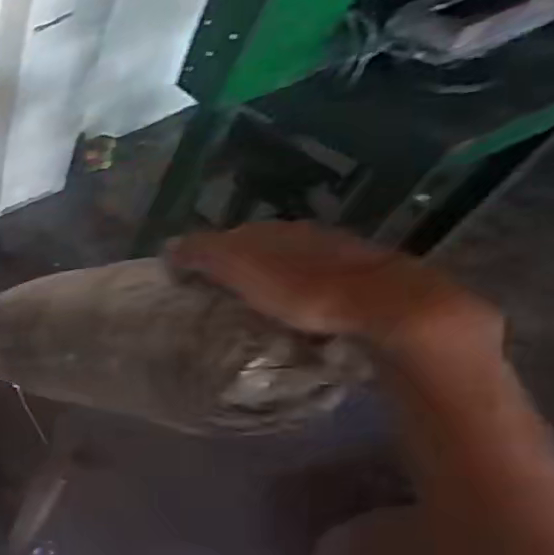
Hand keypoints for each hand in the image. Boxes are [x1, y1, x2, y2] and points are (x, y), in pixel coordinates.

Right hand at [164, 221, 501, 358]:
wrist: (385, 307)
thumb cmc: (301, 288)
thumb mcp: (240, 268)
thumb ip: (204, 255)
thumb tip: (168, 246)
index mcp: (274, 231)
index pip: (231, 237)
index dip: (209, 255)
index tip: (190, 280)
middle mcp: (305, 237)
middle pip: (263, 251)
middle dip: (241, 270)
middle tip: (218, 298)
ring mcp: (337, 260)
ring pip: (292, 270)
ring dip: (272, 288)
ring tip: (253, 313)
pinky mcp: (359, 290)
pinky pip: (317, 292)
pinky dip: (300, 304)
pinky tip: (294, 323)